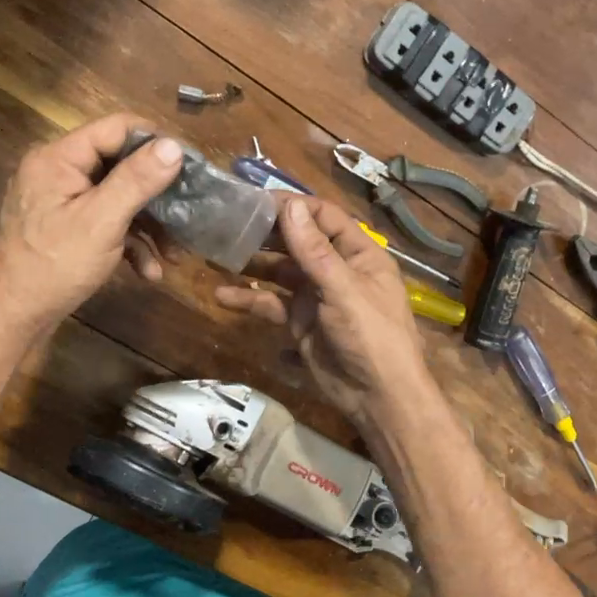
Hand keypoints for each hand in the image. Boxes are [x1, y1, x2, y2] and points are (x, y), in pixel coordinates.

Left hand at [0, 114, 182, 333]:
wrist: (12, 316)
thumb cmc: (54, 265)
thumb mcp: (102, 221)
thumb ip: (137, 180)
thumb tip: (175, 145)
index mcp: (59, 158)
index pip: (116, 128)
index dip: (156, 142)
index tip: (192, 166)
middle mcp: (58, 172)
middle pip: (121, 166)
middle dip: (158, 196)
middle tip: (188, 216)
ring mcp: (62, 201)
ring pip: (119, 199)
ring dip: (150, 227)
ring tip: (174, 256)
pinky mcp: (67, 228)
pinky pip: (107, 223)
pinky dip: (130, 244)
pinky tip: (148, 271)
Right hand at [215, 197, 430, 426]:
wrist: (379, 397)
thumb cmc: (372, 336)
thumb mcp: (344, 290)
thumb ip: (314, 251)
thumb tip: (289, 206)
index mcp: (360, 254)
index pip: (324, 217)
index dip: (293, 207)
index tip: (254, 199)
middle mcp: (337, 270)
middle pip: (299, 241)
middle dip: (266, 233)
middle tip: (227, 222)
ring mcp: (318, 296)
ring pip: (281, 271)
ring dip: (253, 263)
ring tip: (217, 252)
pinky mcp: (302, 323)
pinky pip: (273, 304)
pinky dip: (250, 300)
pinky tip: (221, 295)